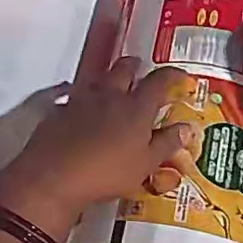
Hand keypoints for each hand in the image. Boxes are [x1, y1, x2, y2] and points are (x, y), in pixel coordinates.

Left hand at [0, 58, 193, 237]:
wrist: (55, 176)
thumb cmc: (108, 172)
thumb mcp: (145, 164)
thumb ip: (166, 144)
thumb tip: (187, 128)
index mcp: (136, 107)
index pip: (159, 81)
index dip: (172, 75)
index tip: (181, 76)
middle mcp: (109, 95)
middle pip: (124, 69)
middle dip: (135, 66)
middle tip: (140, 70)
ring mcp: (80, 100)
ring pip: (97, 79)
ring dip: (107, 79)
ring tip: (112, 87)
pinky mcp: (58, 110)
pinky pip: (71, 95)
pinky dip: (79, 96)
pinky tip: (78, 105)